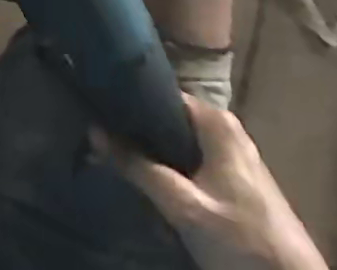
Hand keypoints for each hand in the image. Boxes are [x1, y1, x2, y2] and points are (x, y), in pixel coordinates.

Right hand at [97, 96, 327, 269]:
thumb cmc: (241, 241)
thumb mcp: (182, 206)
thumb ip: (139, 168)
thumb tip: (96, 131)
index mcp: (216, 122)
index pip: (163, 95)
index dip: (132, 103)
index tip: (101, 111)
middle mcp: (226, 129)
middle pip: (171, 121)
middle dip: (141, 134)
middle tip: (105, 142)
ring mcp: (235, 156)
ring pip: (182, 146)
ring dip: (156, 158)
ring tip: (121, 164)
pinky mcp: (238, 183)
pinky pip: (195, 165)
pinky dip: (174, 174)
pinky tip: (154, 190)